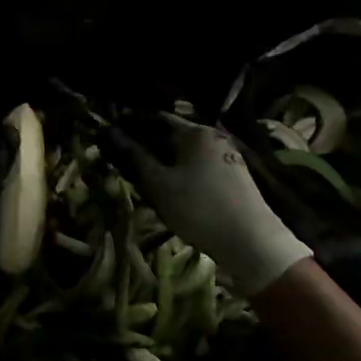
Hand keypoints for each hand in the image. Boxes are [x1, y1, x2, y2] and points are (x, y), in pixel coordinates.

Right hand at [112, 114, 310, 297]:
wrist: (251, 242)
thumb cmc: (199, 207)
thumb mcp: (159, 184)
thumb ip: (134, 156)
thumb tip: (109, 132)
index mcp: (195, 131)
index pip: (154, 118)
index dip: (129, 126)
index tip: (108, 138)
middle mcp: (212, 136)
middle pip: (170, 135)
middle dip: (145, 146)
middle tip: (122, 163)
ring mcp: (225, 156)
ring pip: (184, 153)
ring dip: (162, 162)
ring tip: (142, 180)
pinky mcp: (232, 175)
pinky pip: (197, 166)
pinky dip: (179, 172)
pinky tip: (169, 191)